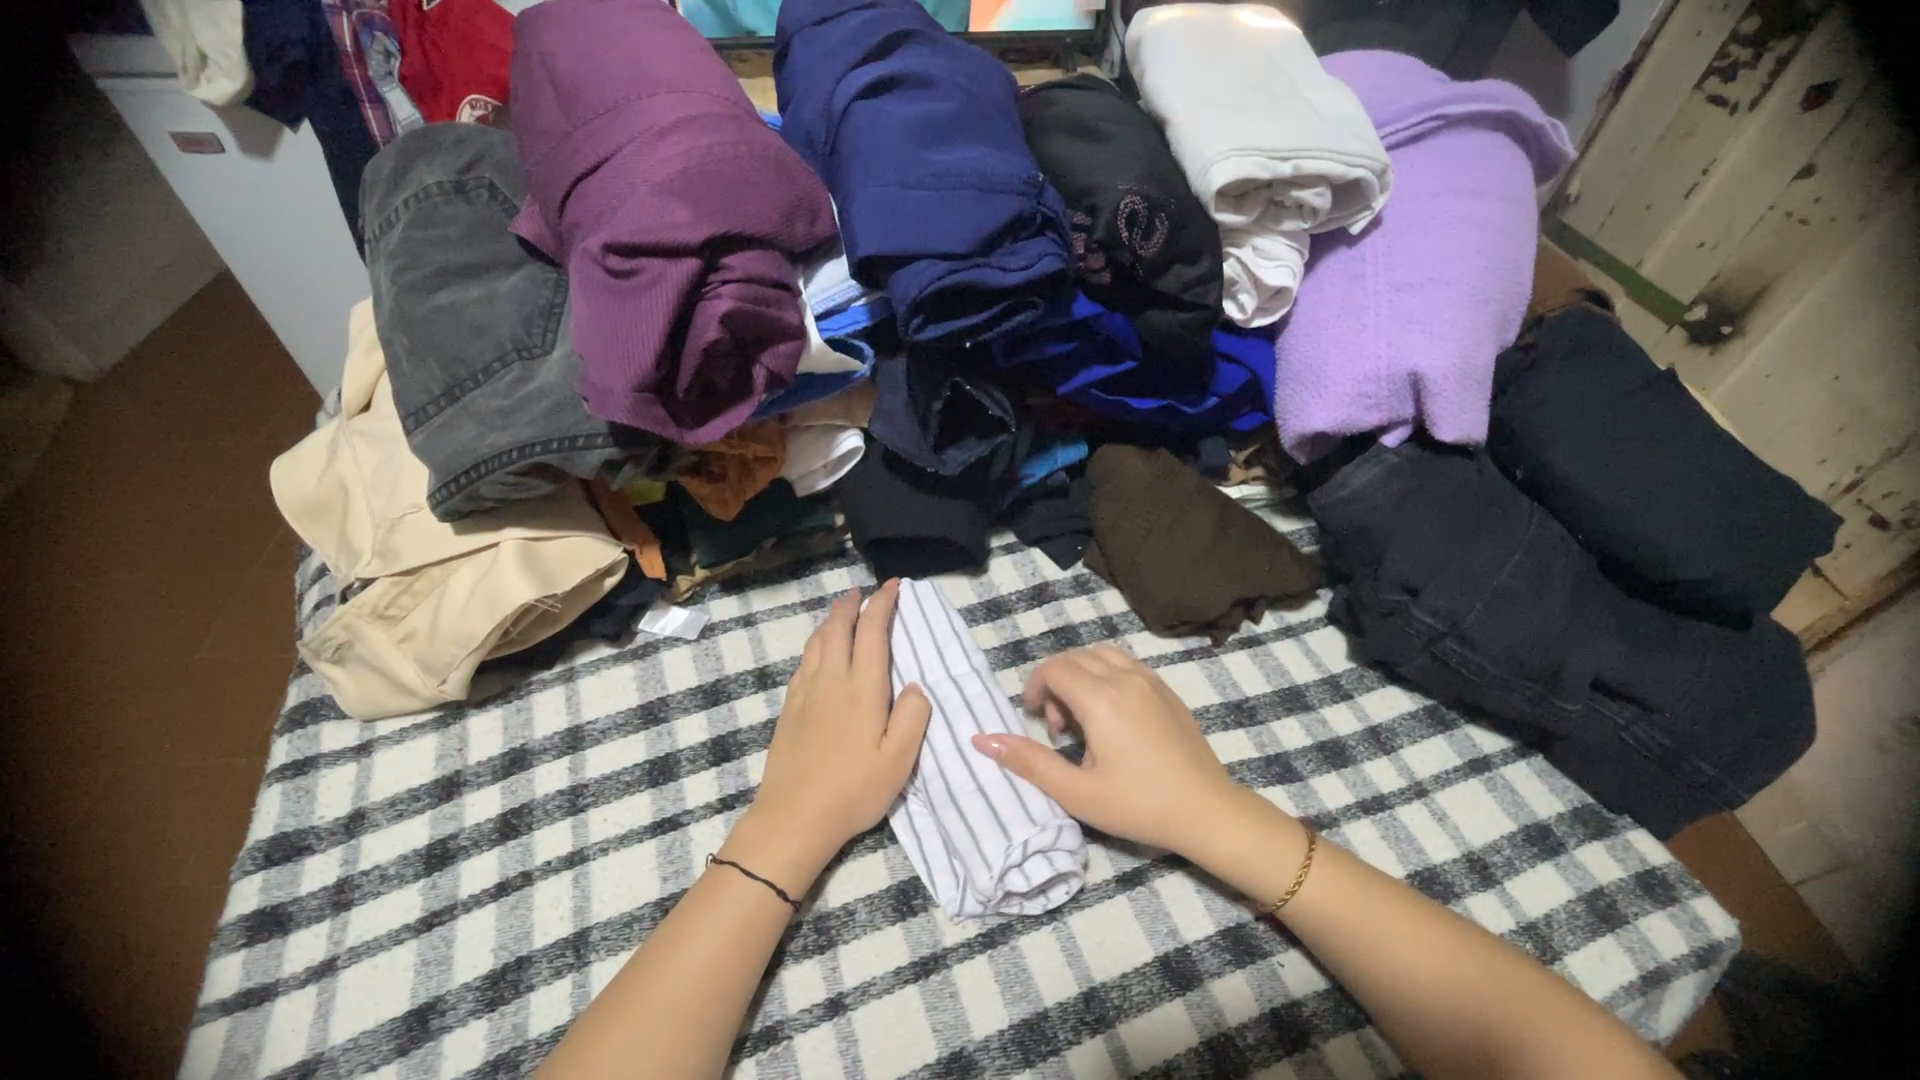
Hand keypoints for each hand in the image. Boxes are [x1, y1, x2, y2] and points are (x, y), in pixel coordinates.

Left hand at [731, 581, 931, 890]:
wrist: (793, 818)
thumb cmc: (853, 791)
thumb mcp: (898, 761)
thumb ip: (912, 717)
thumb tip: (915, 685)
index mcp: (862, 690)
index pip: (872, 632)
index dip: (883, 605)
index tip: (893, 586)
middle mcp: (831, 681)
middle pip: (839, 628)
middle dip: (853, 604)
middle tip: (864, 591)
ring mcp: (805, 693)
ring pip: (817, 641)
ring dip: (832, 619)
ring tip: (842, 611)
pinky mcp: (790, 708)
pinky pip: (805, 660)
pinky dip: (817, 642)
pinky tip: (819, 650)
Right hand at [970, 644, 1245, 858]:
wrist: (1207, 811)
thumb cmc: (1139, 805)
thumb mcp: (1077, 792)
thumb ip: (1029, 762)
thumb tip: (983, 740)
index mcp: (1102, 700)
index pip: (1055, 669)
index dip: (1035, 688)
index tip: (1035, 720)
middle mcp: (1125, 679)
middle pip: (1075, 658)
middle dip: (1056, 684)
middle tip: (1058, 728)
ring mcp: (1151, 681)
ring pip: (1102, 655)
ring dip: (1081, 675)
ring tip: (1083, 717)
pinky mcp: (1167, 691)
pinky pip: (1126, 664)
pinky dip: (1106, 676)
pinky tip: (1111, 716)